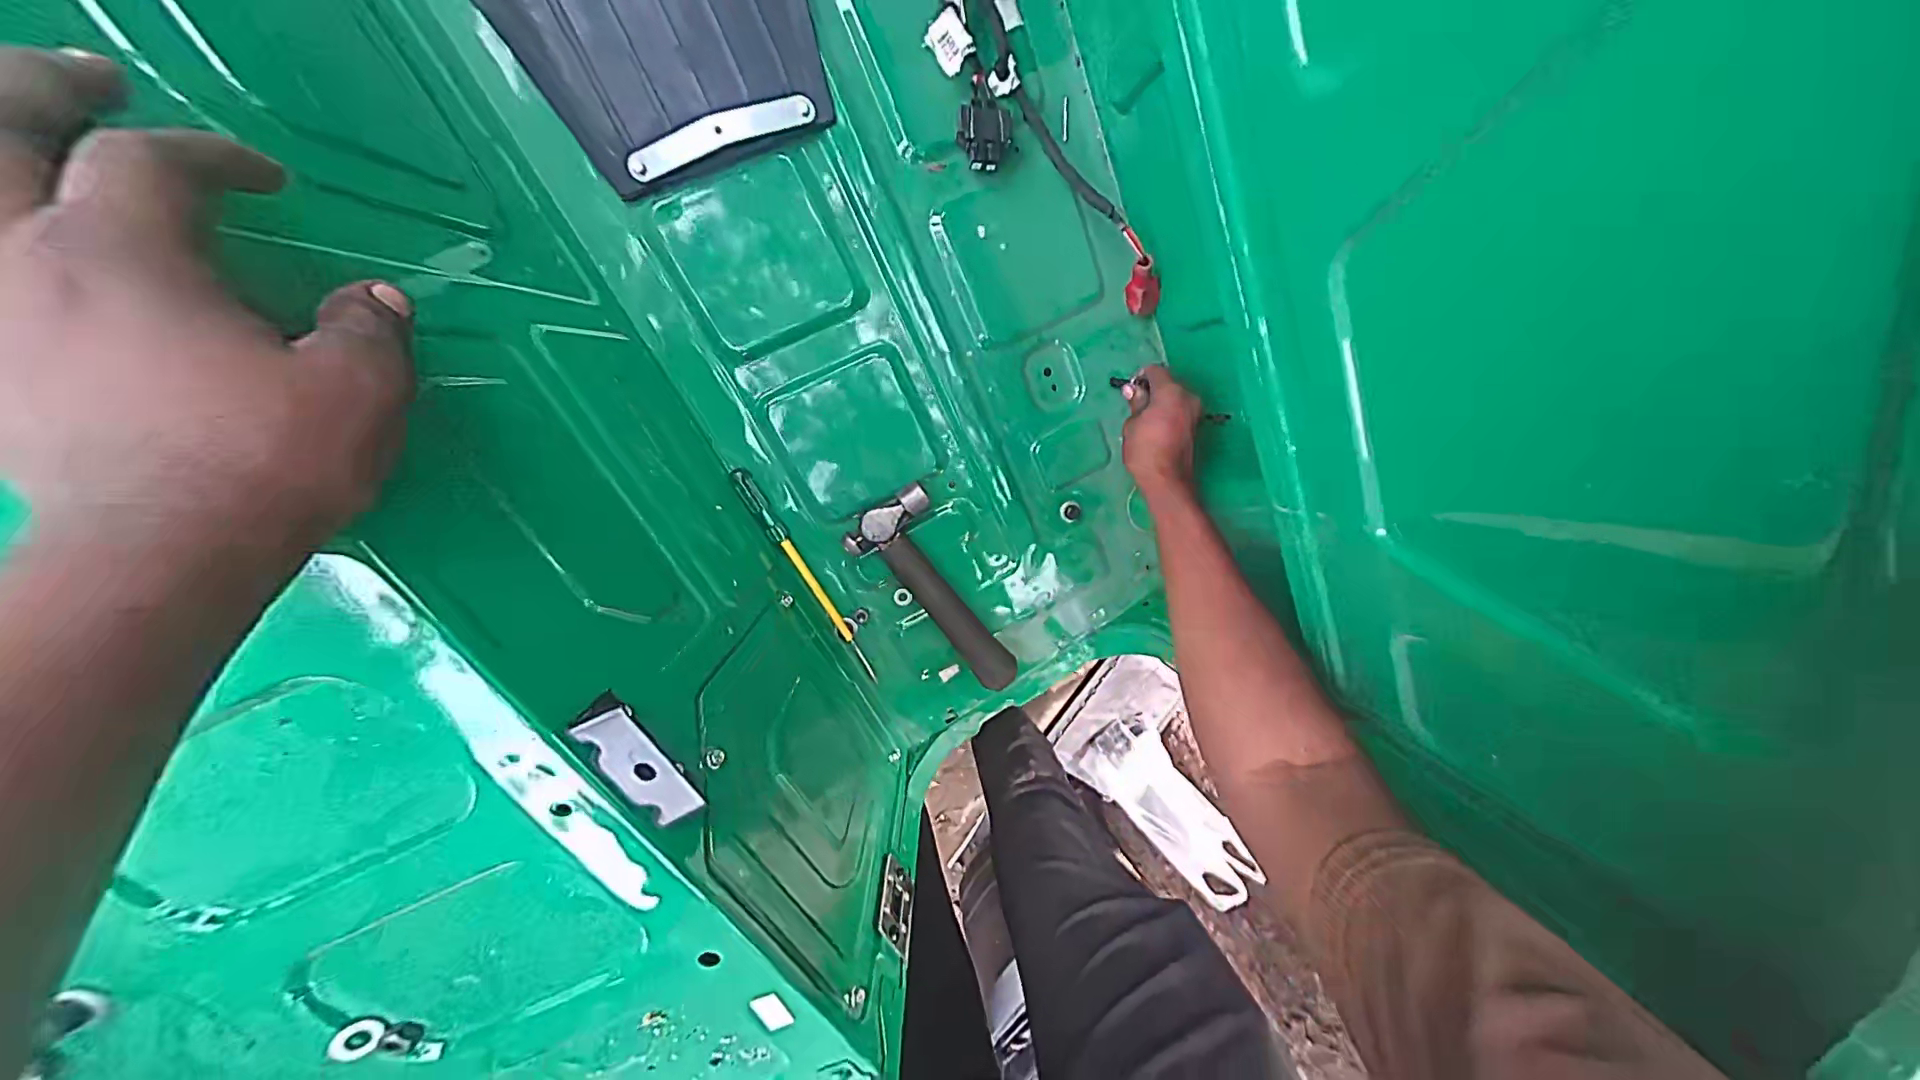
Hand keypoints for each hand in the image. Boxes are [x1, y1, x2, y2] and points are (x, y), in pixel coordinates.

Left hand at [0, 47, 413, 556]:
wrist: (167, 553)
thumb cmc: (268, 463)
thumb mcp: (358, 392)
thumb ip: (370, 332)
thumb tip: (376, 299)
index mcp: (122, 259)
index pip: (151, 165)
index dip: (212, 154)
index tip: (267, 177)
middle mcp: (22, 263)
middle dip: (41, 90)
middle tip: (91, 81)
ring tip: (35, 144)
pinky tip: (27, 251)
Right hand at [1122, 364, 1203, 501]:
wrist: (1167, 480)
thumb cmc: (1145, 451)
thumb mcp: (1132, 425)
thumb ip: (1136, 403)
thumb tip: (1134, 390)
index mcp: (1171, 392)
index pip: (1156, 371)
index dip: (1140, 377)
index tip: (1130, 391)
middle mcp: (1188, 396)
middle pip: (1168, 383)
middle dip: (1152, 390)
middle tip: (1136, 405)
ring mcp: (1195, 411)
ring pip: (1175, 397)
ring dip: (1161, 402)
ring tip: (1145, 419)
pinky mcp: (1197, 426)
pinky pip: (1180, 410)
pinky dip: (1169, 412)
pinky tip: (1157, 427)